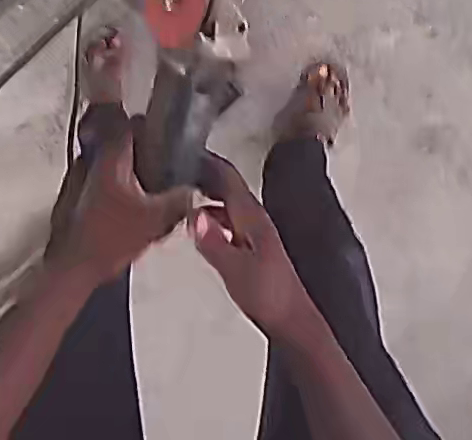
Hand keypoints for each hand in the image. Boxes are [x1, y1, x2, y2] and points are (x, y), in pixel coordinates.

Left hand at [54, 124, 194, 284]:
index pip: (129, 123)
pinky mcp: (71, 196)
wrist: (71, 268)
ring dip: (122, 166)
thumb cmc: (107, 240)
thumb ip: (178, 201)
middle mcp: (92, 160)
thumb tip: (192, 192)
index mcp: (112, 158)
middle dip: (137, 148)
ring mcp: (78, 177)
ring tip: (141, 183)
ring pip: (105, 159)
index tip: (159, 133)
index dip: (146, 125)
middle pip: (117, 139)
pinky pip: (95, 178)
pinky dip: (109, 183)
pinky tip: (122, 203)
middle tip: (155, 160)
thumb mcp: (154, 220)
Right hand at [190, 153, 314, 338]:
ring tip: (184, 191)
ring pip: (227, 202)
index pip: (228, 177)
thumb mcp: (234, 270)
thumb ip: (213, 242)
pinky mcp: (252, 246)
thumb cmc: (268, 296)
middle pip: (227, 185)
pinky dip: (212, 213)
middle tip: (179, 167)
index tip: (187, 151)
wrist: (291, 321)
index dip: (208, 162)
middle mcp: (254, 218)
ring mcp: (254, 231)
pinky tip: (201, 225)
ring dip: (207, 193)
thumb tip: (194, 214)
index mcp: (251, 216)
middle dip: (205, 174)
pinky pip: (229, 219)